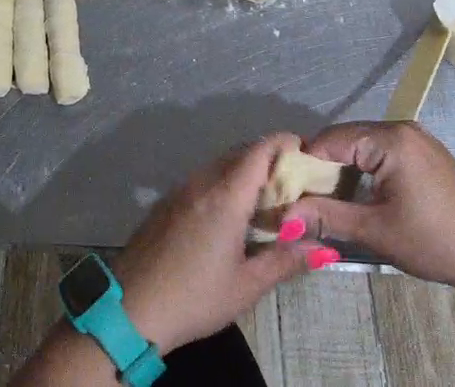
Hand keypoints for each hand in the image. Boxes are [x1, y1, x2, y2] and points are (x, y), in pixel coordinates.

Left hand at [114, 133, 330, 352]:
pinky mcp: (165, 204)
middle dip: (268, 159)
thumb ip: (285, 261)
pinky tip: (229, 215)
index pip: (259, 150)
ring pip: (219, 166)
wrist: (129, 310)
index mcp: (226, 197)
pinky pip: (201, 180)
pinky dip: (222, 184)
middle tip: (292, 182)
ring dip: (244, 172)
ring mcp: (179, 191)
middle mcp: (202, 183)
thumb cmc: (194, 298)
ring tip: (265, 200)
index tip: (304, 152)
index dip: (284, 143)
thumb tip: (324, 249)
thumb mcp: (246, 286)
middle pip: (240, 154)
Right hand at [278, 121, 454, 296]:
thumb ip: (326, 216)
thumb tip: (284, 213)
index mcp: (390, 140)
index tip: (285, 188)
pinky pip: (382, 151)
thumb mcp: (374, 231)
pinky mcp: (425, 153)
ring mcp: (417, 139)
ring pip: (363, 145)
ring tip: (324, 200)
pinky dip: (364, 169)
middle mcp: (402, 129)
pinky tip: (356, 195)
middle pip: (346, 139)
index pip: (331, 139)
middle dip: (322, 166)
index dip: (304, 162)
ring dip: (342, 169)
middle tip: (302, 197)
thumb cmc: (433, 242)